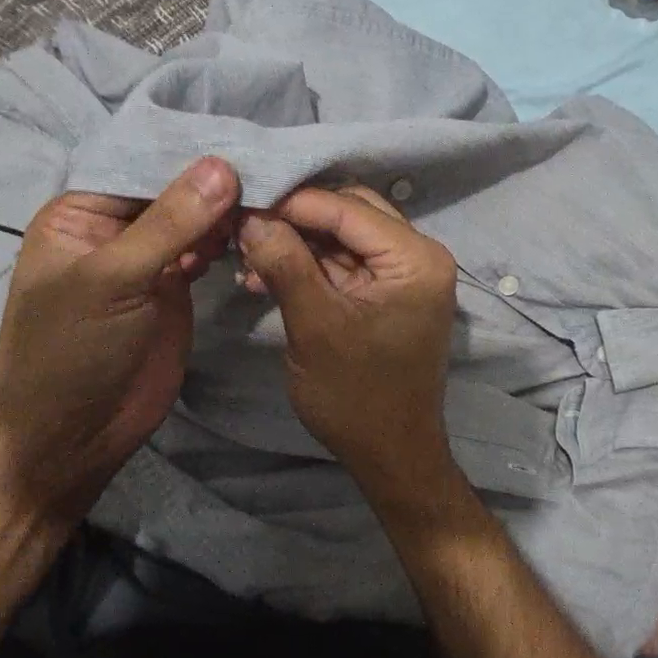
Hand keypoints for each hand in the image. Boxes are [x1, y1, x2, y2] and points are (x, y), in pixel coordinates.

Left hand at [0, 157, 239, 519]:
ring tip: (272, 199)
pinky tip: (256, 234)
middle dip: (215, 183)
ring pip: (194, 221)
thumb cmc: (74, 351)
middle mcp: (116, 229)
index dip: (189, 153)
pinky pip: (207, 252)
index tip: (245, 139)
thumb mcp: (114, 280)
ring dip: (227, 213)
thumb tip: (222, 166)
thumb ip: (170, 224)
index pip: (140, 165)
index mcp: (82, 213)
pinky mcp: (176, 288)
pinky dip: (230, 244)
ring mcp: (149, 260)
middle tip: (273, 171)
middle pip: (172, 191)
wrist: (77, 434)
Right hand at [235, 185, 459, 485]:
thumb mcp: (315, 325)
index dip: (291, 203)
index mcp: (416, 258)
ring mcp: (405, 276)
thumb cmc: (357, 395)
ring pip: (343, 238)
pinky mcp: (389, 295)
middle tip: (241, 227)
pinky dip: (309, 268)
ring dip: (296, 245)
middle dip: (294, 220)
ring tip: (245, 258)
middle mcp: (419, 256)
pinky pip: (346, 265)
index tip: (238, 203)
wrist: (390, 454)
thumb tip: (249, 214)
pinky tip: (264, 278)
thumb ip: (286, 263)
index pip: (347, 207)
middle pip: (349, 213)